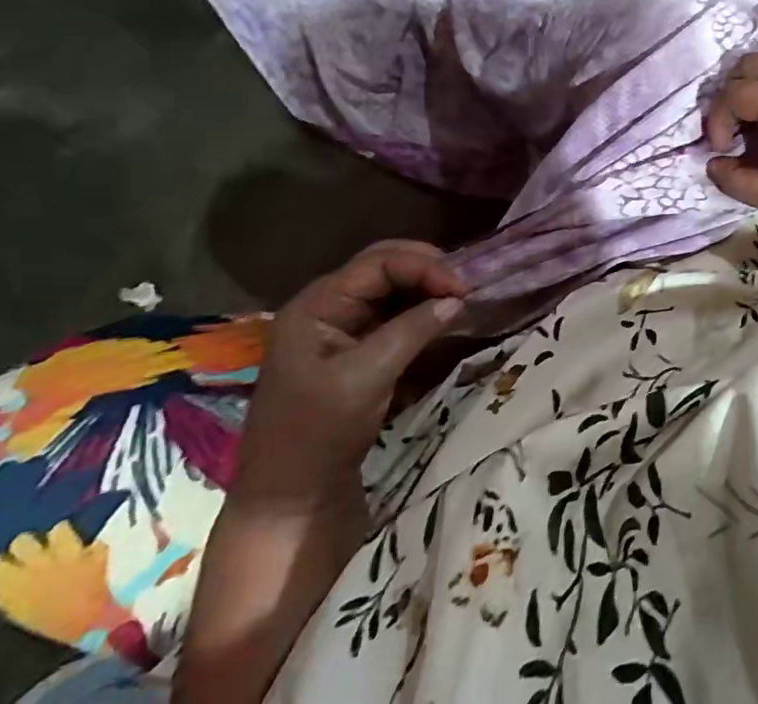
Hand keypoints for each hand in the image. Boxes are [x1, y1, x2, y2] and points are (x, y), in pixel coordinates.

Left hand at [235, 240, 466, 506]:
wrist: (291, 495)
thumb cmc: (319, 432)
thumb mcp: (367, 378)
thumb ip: (411, 331)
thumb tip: (456, 300)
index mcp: (317, 305)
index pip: (378, 263)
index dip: (424, 267)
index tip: (463, 288)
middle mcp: (328, 307)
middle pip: (384, 268)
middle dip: (427, 270)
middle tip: (466, 285)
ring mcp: (341, 330)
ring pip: (391, 291)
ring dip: (426, 290)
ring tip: (461, 299)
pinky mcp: (356, 352)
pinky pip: (393, 318)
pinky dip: (420, 315)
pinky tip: (443, 320)